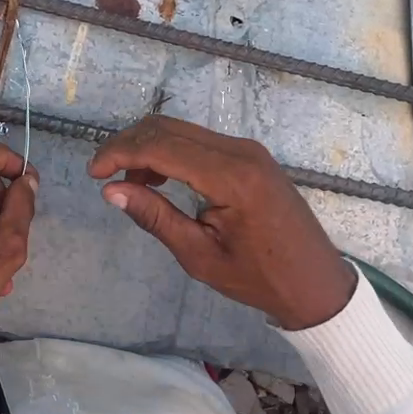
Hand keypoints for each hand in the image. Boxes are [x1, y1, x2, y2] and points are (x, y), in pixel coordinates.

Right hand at [88, 115, 354, 329]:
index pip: (161, 146)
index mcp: (230, 177)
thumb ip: (155, 218)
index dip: (120, 153)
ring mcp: (246, 149)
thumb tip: (111, 191)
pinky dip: (167, 151)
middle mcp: (239, 151)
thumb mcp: (200, 257)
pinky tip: (156, 179)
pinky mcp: (248, 154)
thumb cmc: (260, 278)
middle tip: (103, 175)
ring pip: (179, 130)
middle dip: (127, 145)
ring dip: (146, 147)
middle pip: (166, 128)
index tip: (94, 174)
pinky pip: (196, 140)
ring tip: (128, 183)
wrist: (318, 285)